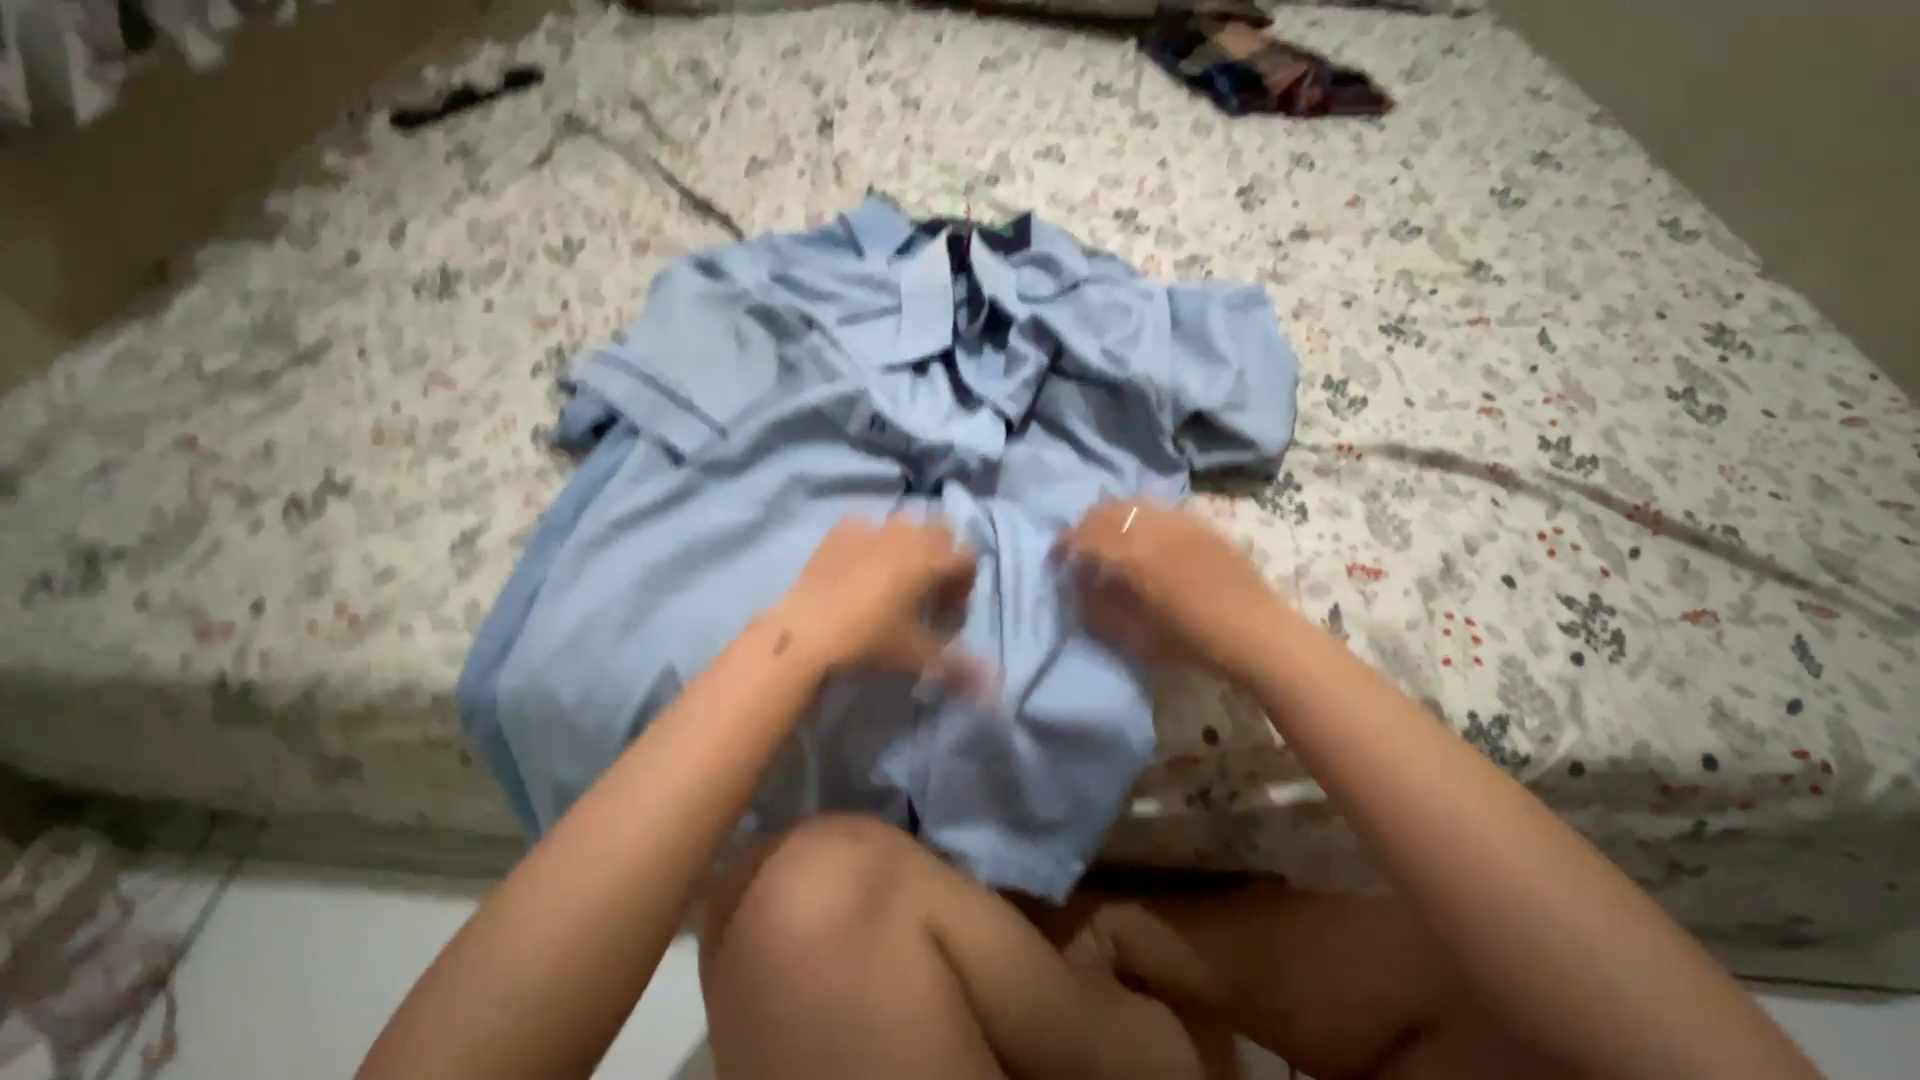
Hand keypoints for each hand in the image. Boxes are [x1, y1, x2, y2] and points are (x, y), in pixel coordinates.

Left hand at [771, 515, 986, 690]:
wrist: (805, 632)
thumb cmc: (869, 641)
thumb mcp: (918, 657)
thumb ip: (961, 667)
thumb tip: (994, 684)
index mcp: (932, 560)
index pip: (968, 557)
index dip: (965, 583)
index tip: (948, 610)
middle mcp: (907, 534)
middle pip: (941, 531)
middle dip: (942, 555)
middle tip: (927, 588)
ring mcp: (872, 527)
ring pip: (906, 523)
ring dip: (910, 544)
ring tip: (895, 577)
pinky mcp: (840, 530)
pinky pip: (868, 527)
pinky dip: (873, 542)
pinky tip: (859, 569)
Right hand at [1056, 500, 1285, 678]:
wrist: (1257, 634)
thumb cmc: (1193, 641)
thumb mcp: (1135, 635)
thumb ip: (1099, 609)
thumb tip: (1079, 589)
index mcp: (1134, 555)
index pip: (1085, 536)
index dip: (1065, 545)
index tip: (1056, 559)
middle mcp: (1154, 527)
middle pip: (1107, 512)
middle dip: (1085, 526)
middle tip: (1078, 548)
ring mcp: (1181, 521)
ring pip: (1134, 503)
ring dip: (1113, 517)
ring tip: (1110, 539)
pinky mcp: (1203, 524)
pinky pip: (1162, 508)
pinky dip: (1142, 516)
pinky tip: (1146, 537)